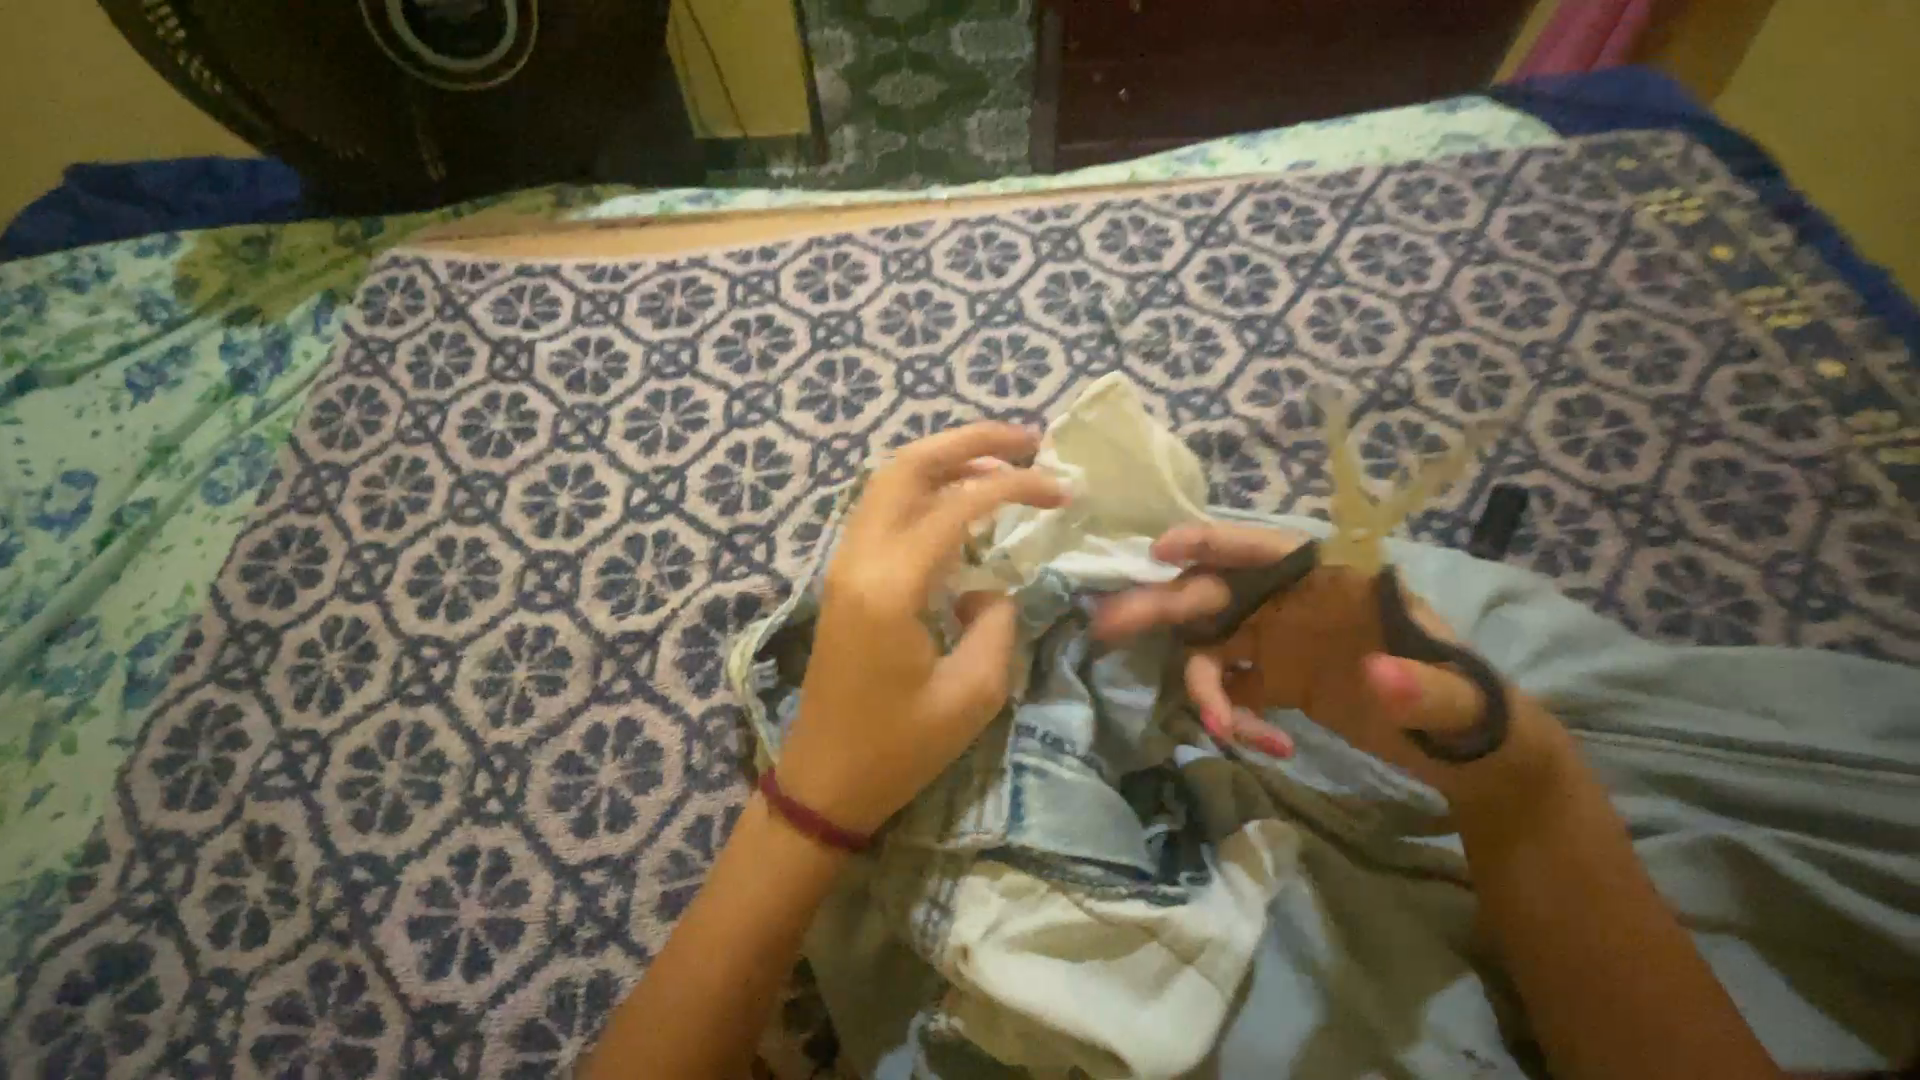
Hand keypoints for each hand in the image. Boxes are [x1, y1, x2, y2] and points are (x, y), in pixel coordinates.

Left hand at [777, 423, 1069, 834]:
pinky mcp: (843, 578)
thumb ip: (996, 623)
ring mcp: (843, 565)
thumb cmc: (899, 748)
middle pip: (907, 466)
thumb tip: (991, 587)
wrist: (824, 781)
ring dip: (943, 459)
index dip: (1015, 485)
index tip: (1062, 488)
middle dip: (969, 441)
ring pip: (888, 481)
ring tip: (1001, 462)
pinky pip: (881, 511)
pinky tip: (960, 502)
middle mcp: (859, 559)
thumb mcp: (972, 695)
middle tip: (1027, 440)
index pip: (957, 504)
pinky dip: (923, 490)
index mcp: (890, 585)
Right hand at [1093, 522, 1558, 803]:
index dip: (1211, 543)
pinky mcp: (1273, 680)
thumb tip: (1377, 677)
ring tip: (1226, 731)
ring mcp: (1276, 640)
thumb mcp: (1459, 698)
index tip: (1162, 551)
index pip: (1267, 548)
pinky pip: (1228, 690)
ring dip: (1202, 687)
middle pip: (1213, 594)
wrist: (1463, 753)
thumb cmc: (1467, 706)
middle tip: (1106, 624)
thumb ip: (1425, 687)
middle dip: (1160, 607)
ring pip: (1208, 648)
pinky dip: (1233, 718)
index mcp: (1335, 580)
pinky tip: (1270, 747)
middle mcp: (1292, 601)